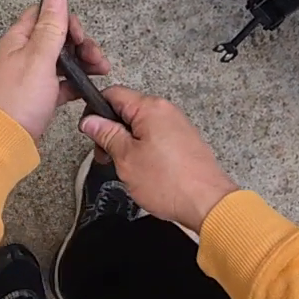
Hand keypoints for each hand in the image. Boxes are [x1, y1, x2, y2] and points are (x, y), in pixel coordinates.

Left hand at [0, 0, 111, 139]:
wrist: (3, 141)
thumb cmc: (16, 102)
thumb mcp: (39, 59)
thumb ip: (50, 27)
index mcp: (17, 40)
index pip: (43, 15)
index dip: (65, 21)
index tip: (79, 36)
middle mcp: (21, 55)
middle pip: (55, 38)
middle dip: (79, 44)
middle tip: (94, 57)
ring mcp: (28, 76)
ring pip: (60, 60)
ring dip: (81, 62)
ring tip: (99, 71)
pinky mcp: (35, 95)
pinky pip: (58, 82)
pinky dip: (73, 83)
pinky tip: (84, 88)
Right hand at [79, 87, 237, 229]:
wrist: (208, 204)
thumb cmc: (171, 183)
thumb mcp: (126, 158)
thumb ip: (106, 135)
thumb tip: (91, 122)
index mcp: (150, 108)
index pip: (114, 93)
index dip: (95, 110)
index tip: (90, 131)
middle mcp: (166, 111)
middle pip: (127, 110)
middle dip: (111, 131)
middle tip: (105, 156)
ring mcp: (177, 126)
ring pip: (141, 126)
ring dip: (127, 144)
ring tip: (126, 169)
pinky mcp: (184, 142)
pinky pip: (156, 138)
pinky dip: (144, 150)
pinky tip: (144, 171)